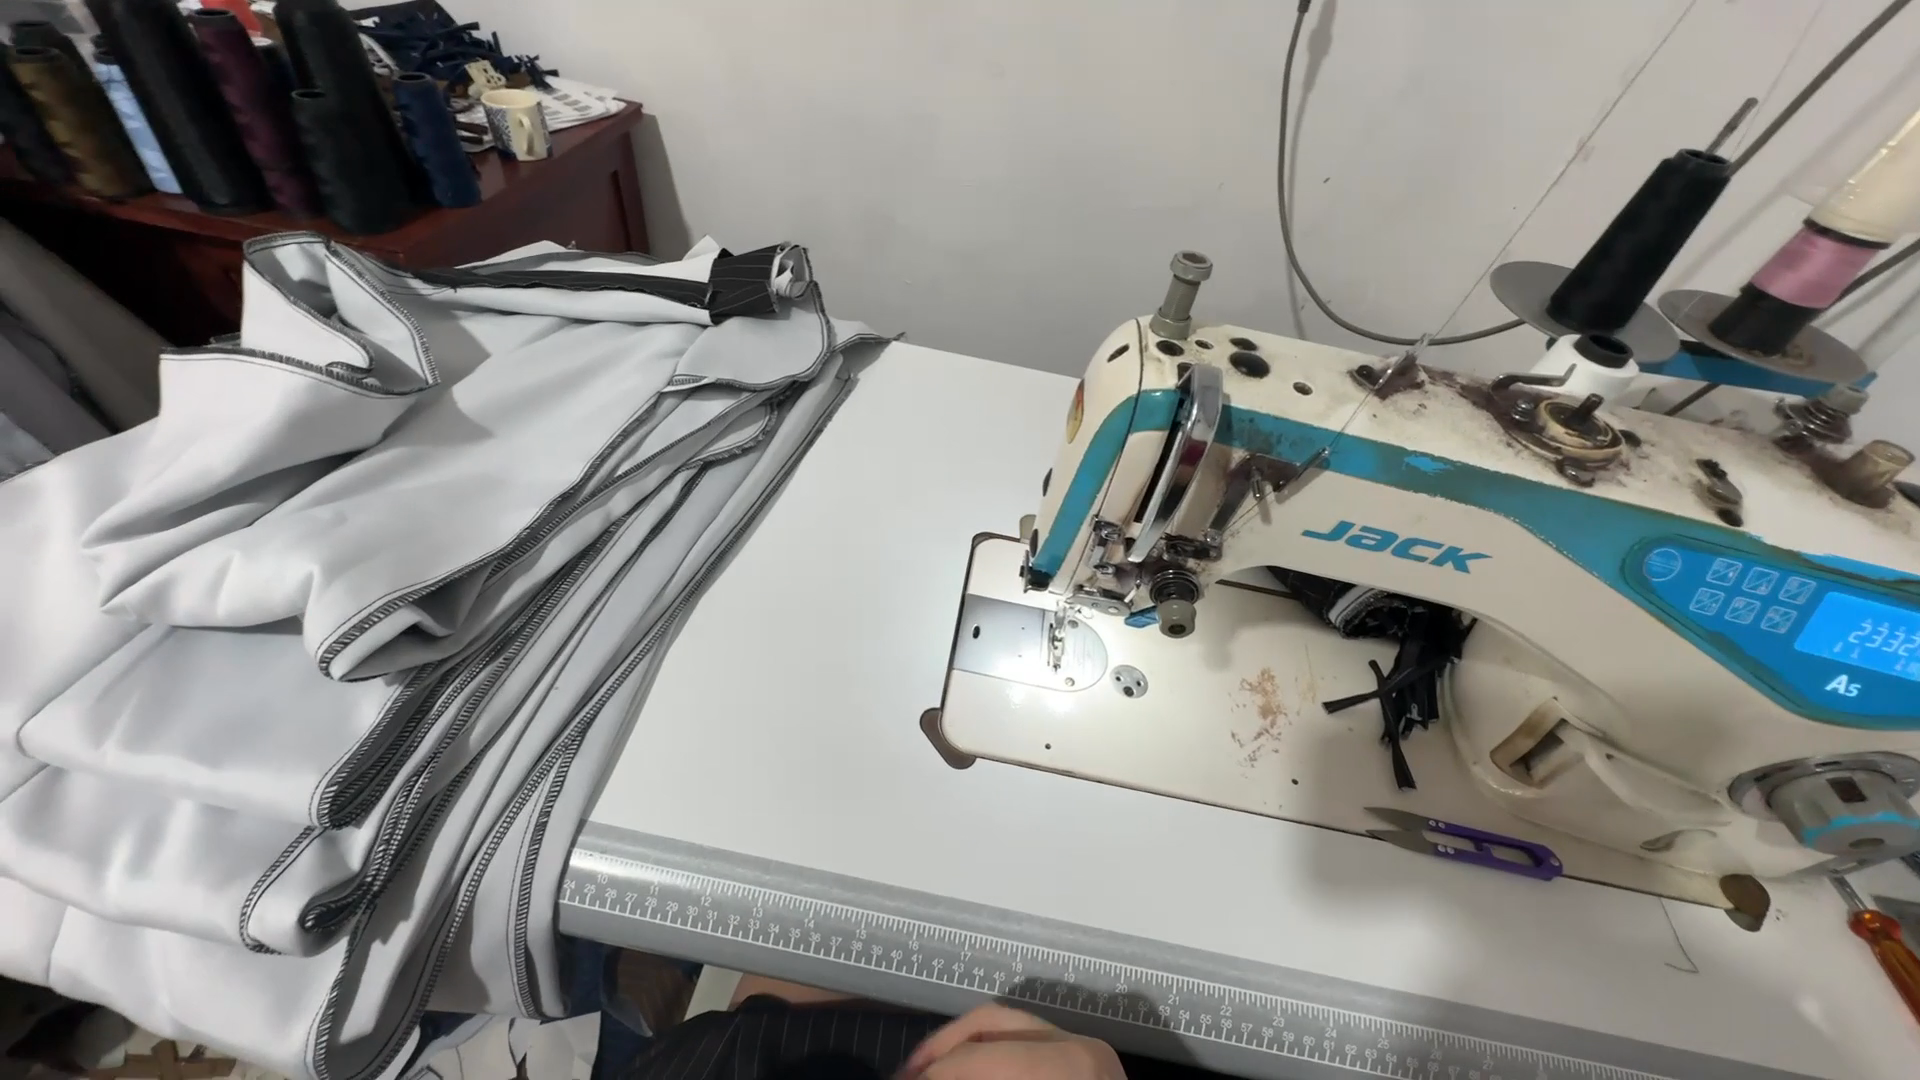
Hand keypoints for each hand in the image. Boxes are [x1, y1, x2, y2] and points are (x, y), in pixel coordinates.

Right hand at [899, 1003, 1125, 1078]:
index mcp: (1067, 1067)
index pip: (981, 1057)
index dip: (936, 1074)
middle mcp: (1078, 1046)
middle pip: (989, 1025)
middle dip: (941, 1051)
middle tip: (905, 1077)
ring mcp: (1085, 1050)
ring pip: (1005, 1025)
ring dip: (961, 1046)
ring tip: (926, 1073)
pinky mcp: (1085, 1061)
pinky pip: (1025, 1041)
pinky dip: (989, 1053)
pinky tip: (967, 1072)